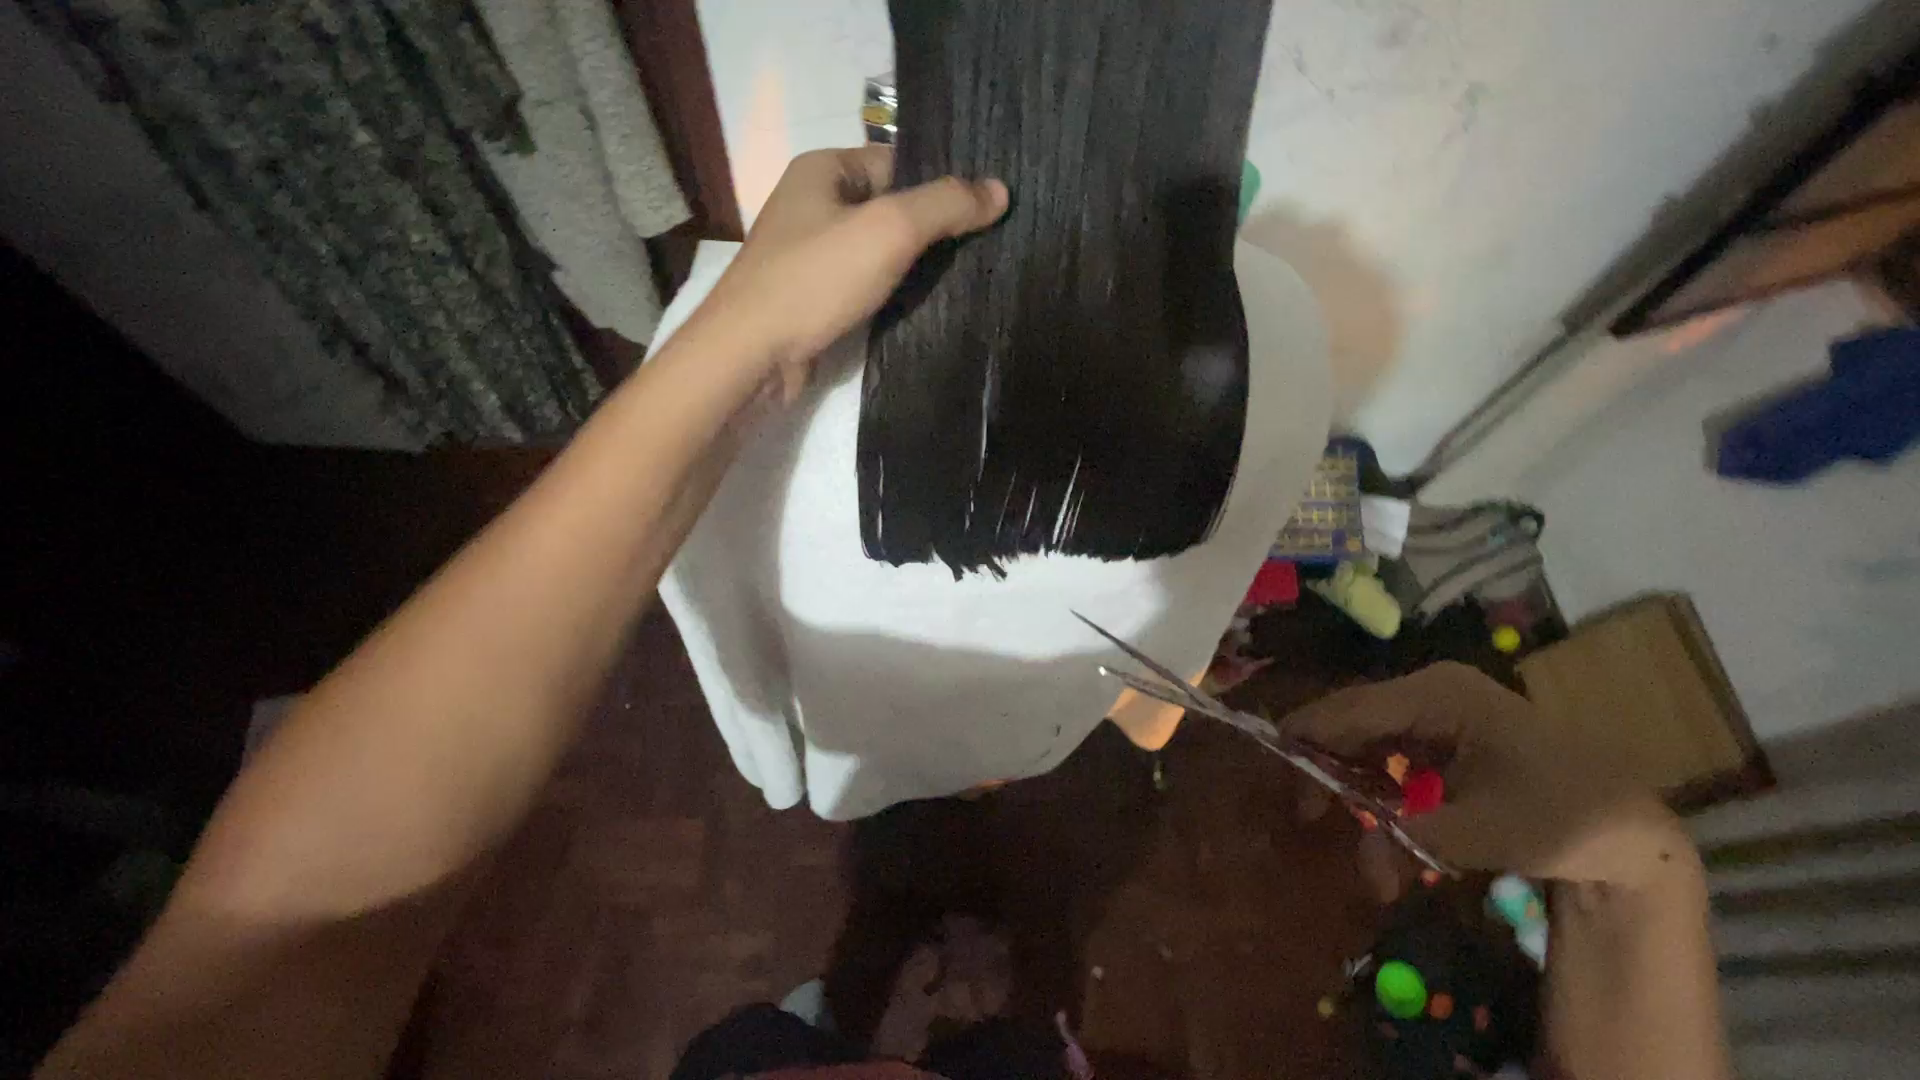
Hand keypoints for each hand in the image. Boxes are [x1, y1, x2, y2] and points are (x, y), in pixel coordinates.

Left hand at [691, 146, 1008, 406]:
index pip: (899, 161)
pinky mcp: (815, 299)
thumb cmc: (815, 279)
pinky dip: (894, 294)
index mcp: (823, 168)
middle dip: (933, 228)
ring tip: (968, 277)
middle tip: (986, 247)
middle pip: (892, 207)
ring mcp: (812, 254)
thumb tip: (1000, 190)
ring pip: (880, 251)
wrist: (752, 355)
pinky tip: (927, 306)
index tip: (986, 210)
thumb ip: (946, 205)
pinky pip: (866, 285)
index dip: (941, 184)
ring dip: (916, 266)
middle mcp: (814, 204)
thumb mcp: (889, 229)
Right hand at [1283, 662, 1692, 901]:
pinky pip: (1390, 745)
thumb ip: (1409, 842)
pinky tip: (1372, 812)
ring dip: (1347, 774)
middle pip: (1352, 716)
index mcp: (1438, 694)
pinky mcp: (1446, 730)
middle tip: (1304, 811)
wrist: (1632, 831)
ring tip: (1332, 818)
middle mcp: (1432, 689)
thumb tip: (1363, 869)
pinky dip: (1374, 778)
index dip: (1307, 739)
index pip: (1350, 709)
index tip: (1274, 775)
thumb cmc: (1561, 819)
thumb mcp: (1482, 833)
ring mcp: (1439, 707)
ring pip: (1366, 731)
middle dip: (1323, 762)